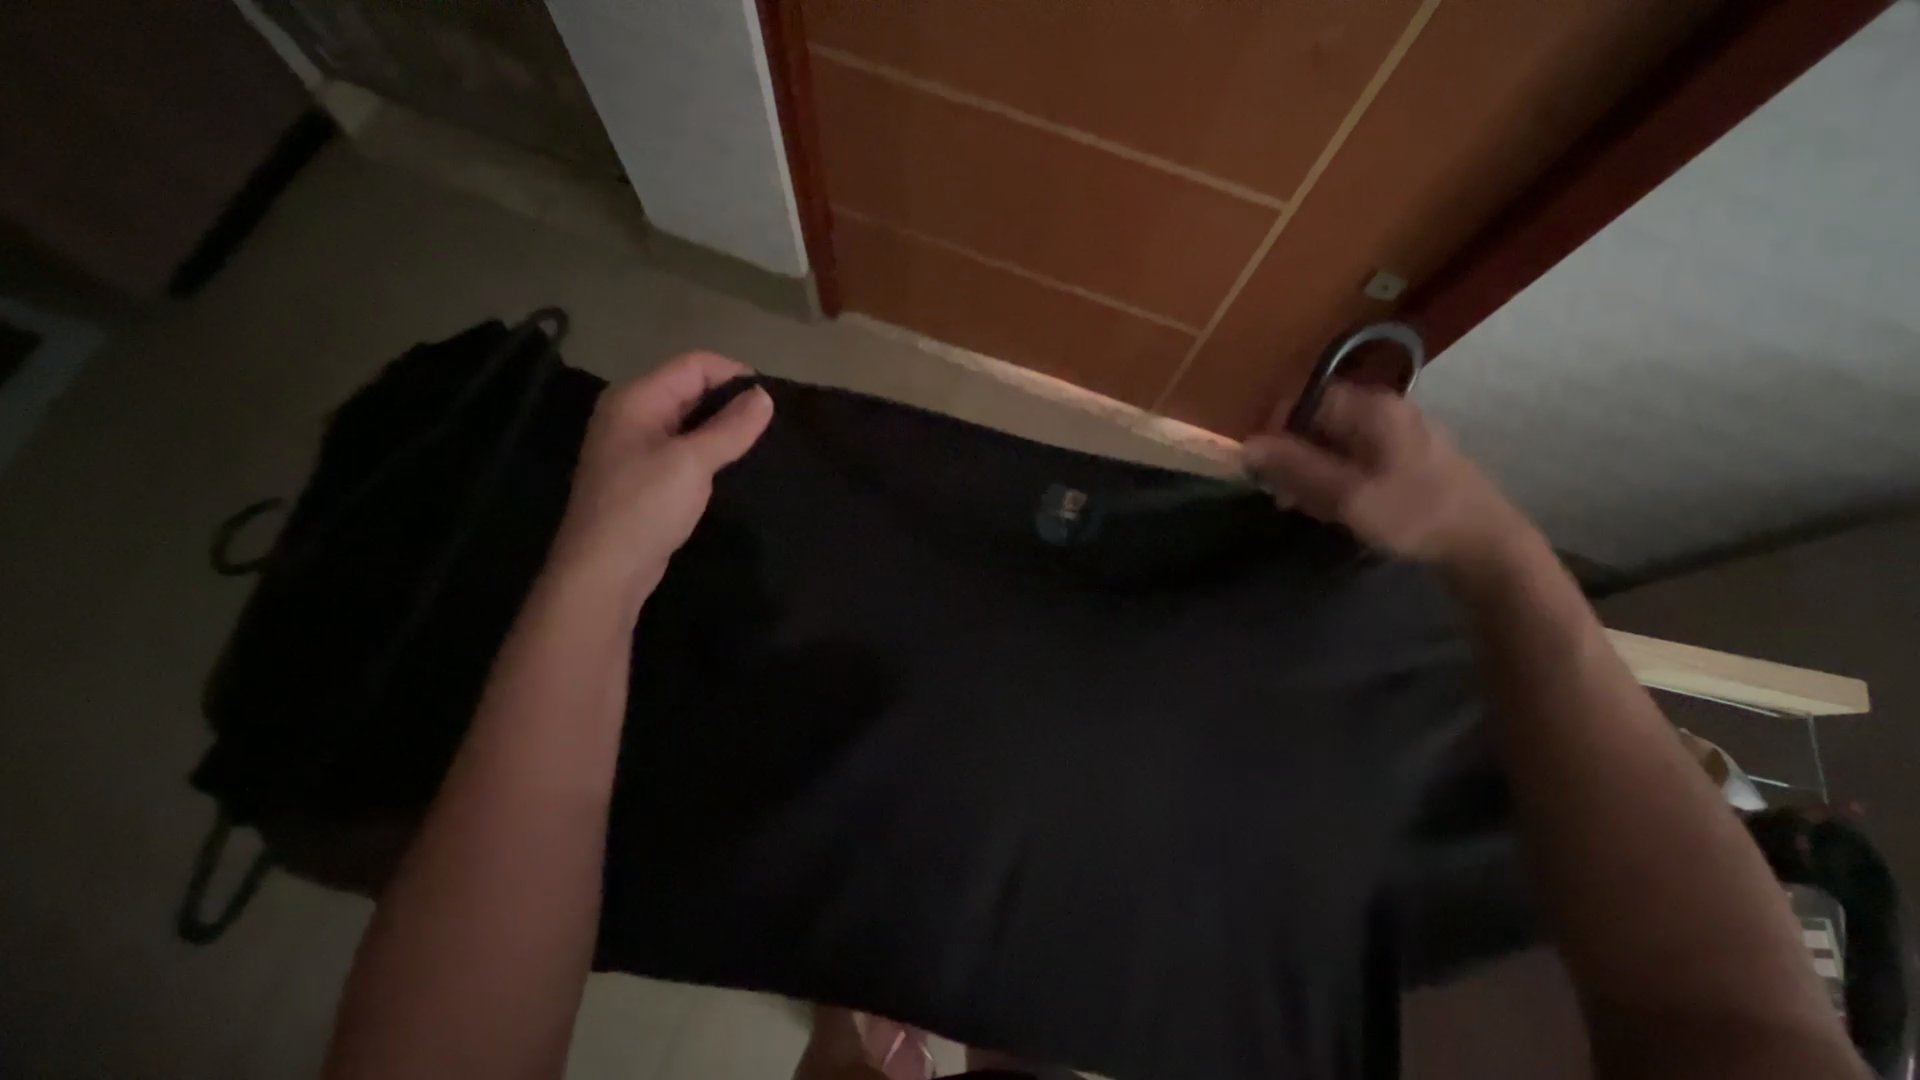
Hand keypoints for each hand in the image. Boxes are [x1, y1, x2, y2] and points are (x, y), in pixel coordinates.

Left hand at [549, 351, 772, 600]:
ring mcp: (634, 446)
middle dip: (730, 402)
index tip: (773, 400)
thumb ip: (730, 426)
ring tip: (759, 445)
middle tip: (771, 425)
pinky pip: (682, 450)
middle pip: (689, 389)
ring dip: (722, 430)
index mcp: (636, 399)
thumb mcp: (692, 462)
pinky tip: (731, 469)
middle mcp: (631, 414)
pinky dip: (708, 453)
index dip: (735, 375)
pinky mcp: (643, 477)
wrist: (603, 571)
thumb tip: (764, 396)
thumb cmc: (644, 507)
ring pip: (688, 422)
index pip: (694, 365)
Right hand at [1243, 382, 1536, 572]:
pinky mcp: (1406, 460)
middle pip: (1318, 422)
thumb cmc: (1412, 514)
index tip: (1264, 465)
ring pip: (1335, 445)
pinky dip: (1337, 480)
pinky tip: (1336, 510)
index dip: (1277, 427)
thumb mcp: (1345, 494)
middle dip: (1293, 457)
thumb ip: (1294, 467)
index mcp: (1371, 409)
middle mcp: (1385, 411)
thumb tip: (1246, 445)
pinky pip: (1355, 460)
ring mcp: (1398, 435)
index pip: (1306, 398)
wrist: (1484, 544)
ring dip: (1312, 474)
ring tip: (1310, 509)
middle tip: (1285, 497)